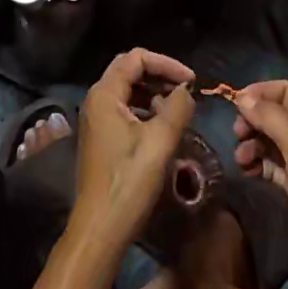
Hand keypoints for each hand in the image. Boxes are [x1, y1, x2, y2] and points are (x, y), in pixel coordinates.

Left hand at [72, 48, 195, 248]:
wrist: (99, 230)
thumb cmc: (128, 181)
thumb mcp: (161, 141)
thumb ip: (178, 107)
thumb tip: (186, 91)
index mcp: (105, 94)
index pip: (136, 58)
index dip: (166, 63)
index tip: (191, 80)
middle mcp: (96, 101)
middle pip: (130, 70)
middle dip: (160, 74)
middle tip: (186, 88)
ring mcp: (96, 120)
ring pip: (128, 90)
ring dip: (154, 91)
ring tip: (179, 106)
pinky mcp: (101, 138)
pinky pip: (125, 109)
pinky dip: (146, 108)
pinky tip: (163, 125)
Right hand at [232, 81, 287, 288]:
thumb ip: (272, 119)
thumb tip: (242, 97)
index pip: (286, 92)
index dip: (261, 93)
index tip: (235, 103)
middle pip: (275, 116)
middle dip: (253, 120)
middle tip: (236, 134)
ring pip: (270, 141)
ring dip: (252, 143)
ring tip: (240, 159)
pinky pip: (271, 165)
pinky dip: (257, 164)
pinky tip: (247, 171)